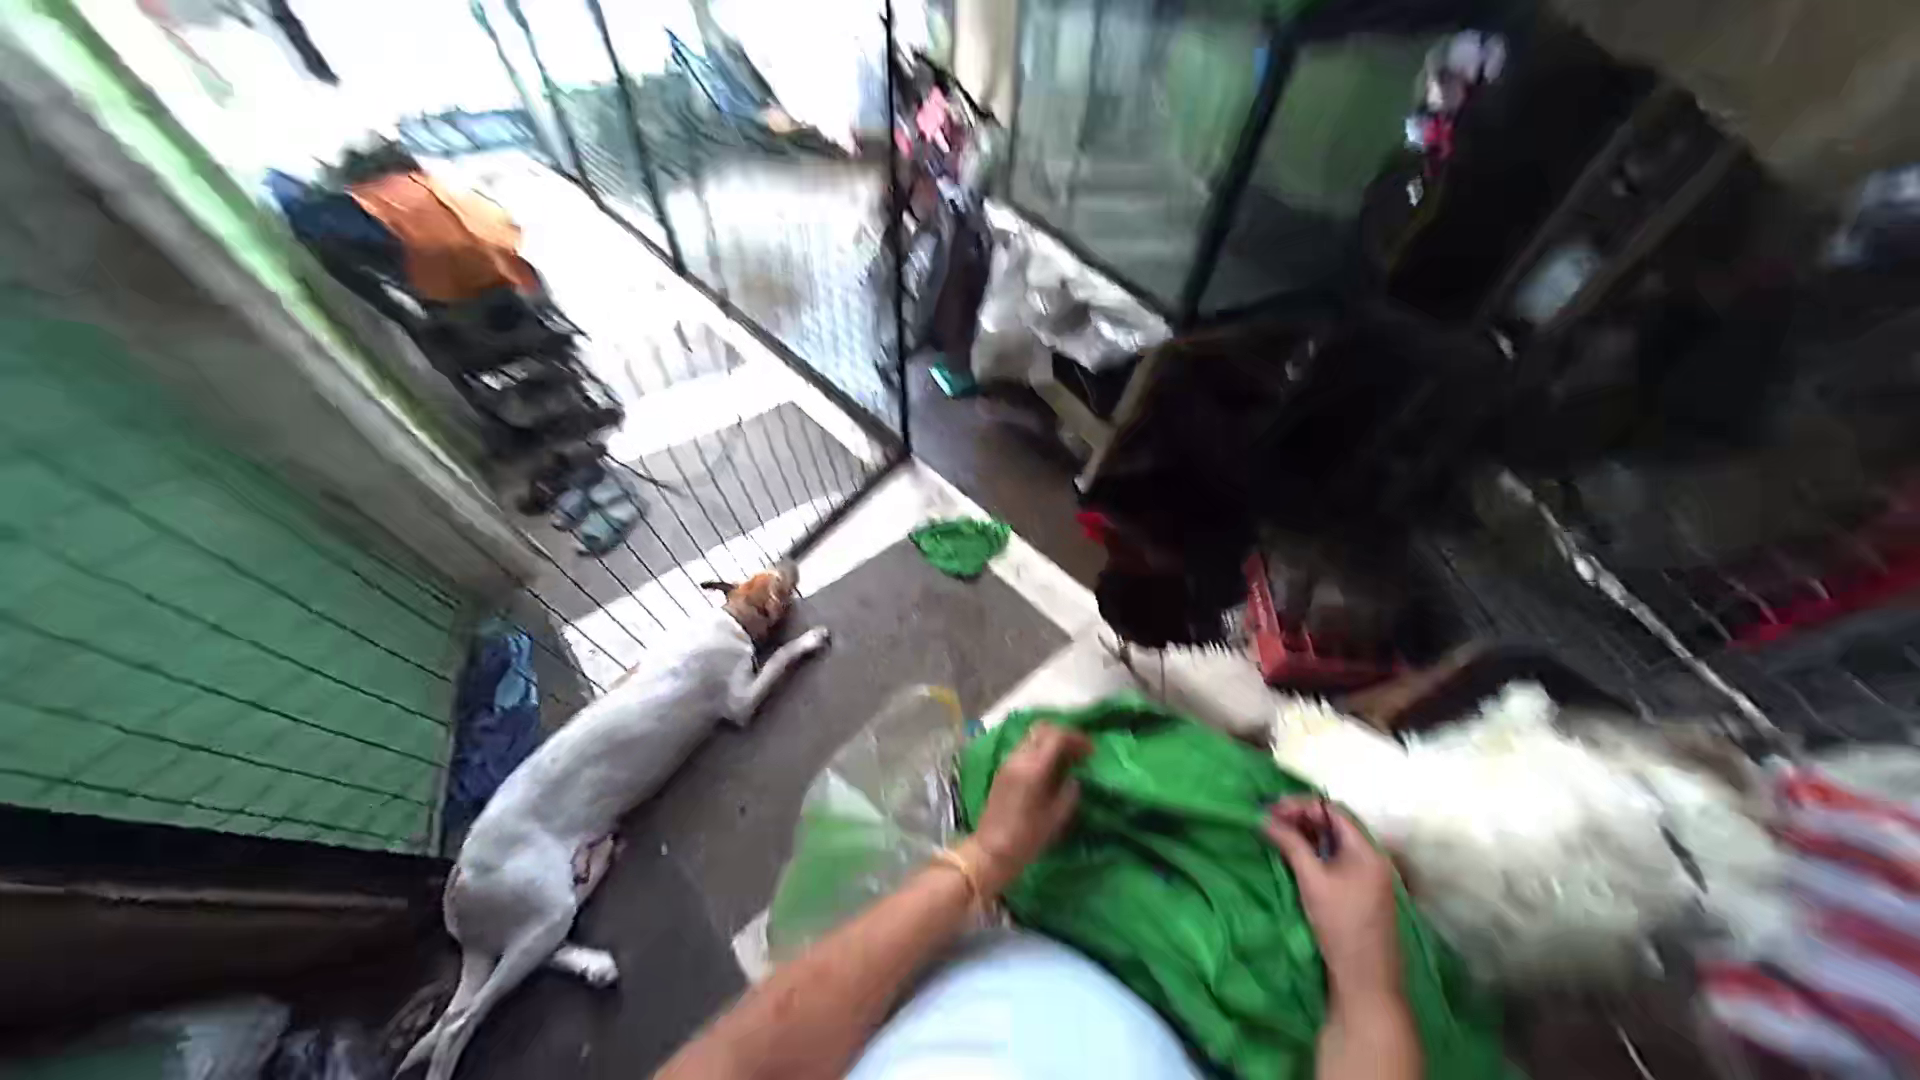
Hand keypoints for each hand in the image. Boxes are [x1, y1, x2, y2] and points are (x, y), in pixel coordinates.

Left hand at [963, 724, 1092, 896]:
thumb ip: (1069, 791)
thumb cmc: (1026, 839)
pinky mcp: (1003, 769)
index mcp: (1032, 768)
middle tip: (1081, 750)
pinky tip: (1051, 766)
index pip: (1056, 736)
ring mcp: (1007, 761)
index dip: (1077, 738)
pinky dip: (1040, 749)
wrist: (990, 851)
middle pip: (1042, 729)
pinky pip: (1025, 747)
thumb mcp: (1056, 817)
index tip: (1091, 751)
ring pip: (1032, 736)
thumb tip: (1075, 776)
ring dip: (1051, 740)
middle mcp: (1018, 758)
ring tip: (1068, 758)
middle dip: (1064, 734)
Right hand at [1263, 797, 1403, 1003]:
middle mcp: (1372, 856)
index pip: (1331, 810)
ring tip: (1277, 834)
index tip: (1271, 810)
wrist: (1366, 978)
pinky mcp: (1361, 888)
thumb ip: (1289, 842)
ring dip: (1306, 833)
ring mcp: (1368, 873)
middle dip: (1300, 817)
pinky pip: (1336, 856)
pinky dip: (1315, 850)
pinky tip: (1294, 853)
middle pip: (1334, 823)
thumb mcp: (1311, 878)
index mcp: (1367, 849)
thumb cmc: (1340, 923)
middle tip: (1270, 821)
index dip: (1300, 805)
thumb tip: (1263, 817)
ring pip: (1333, 840)